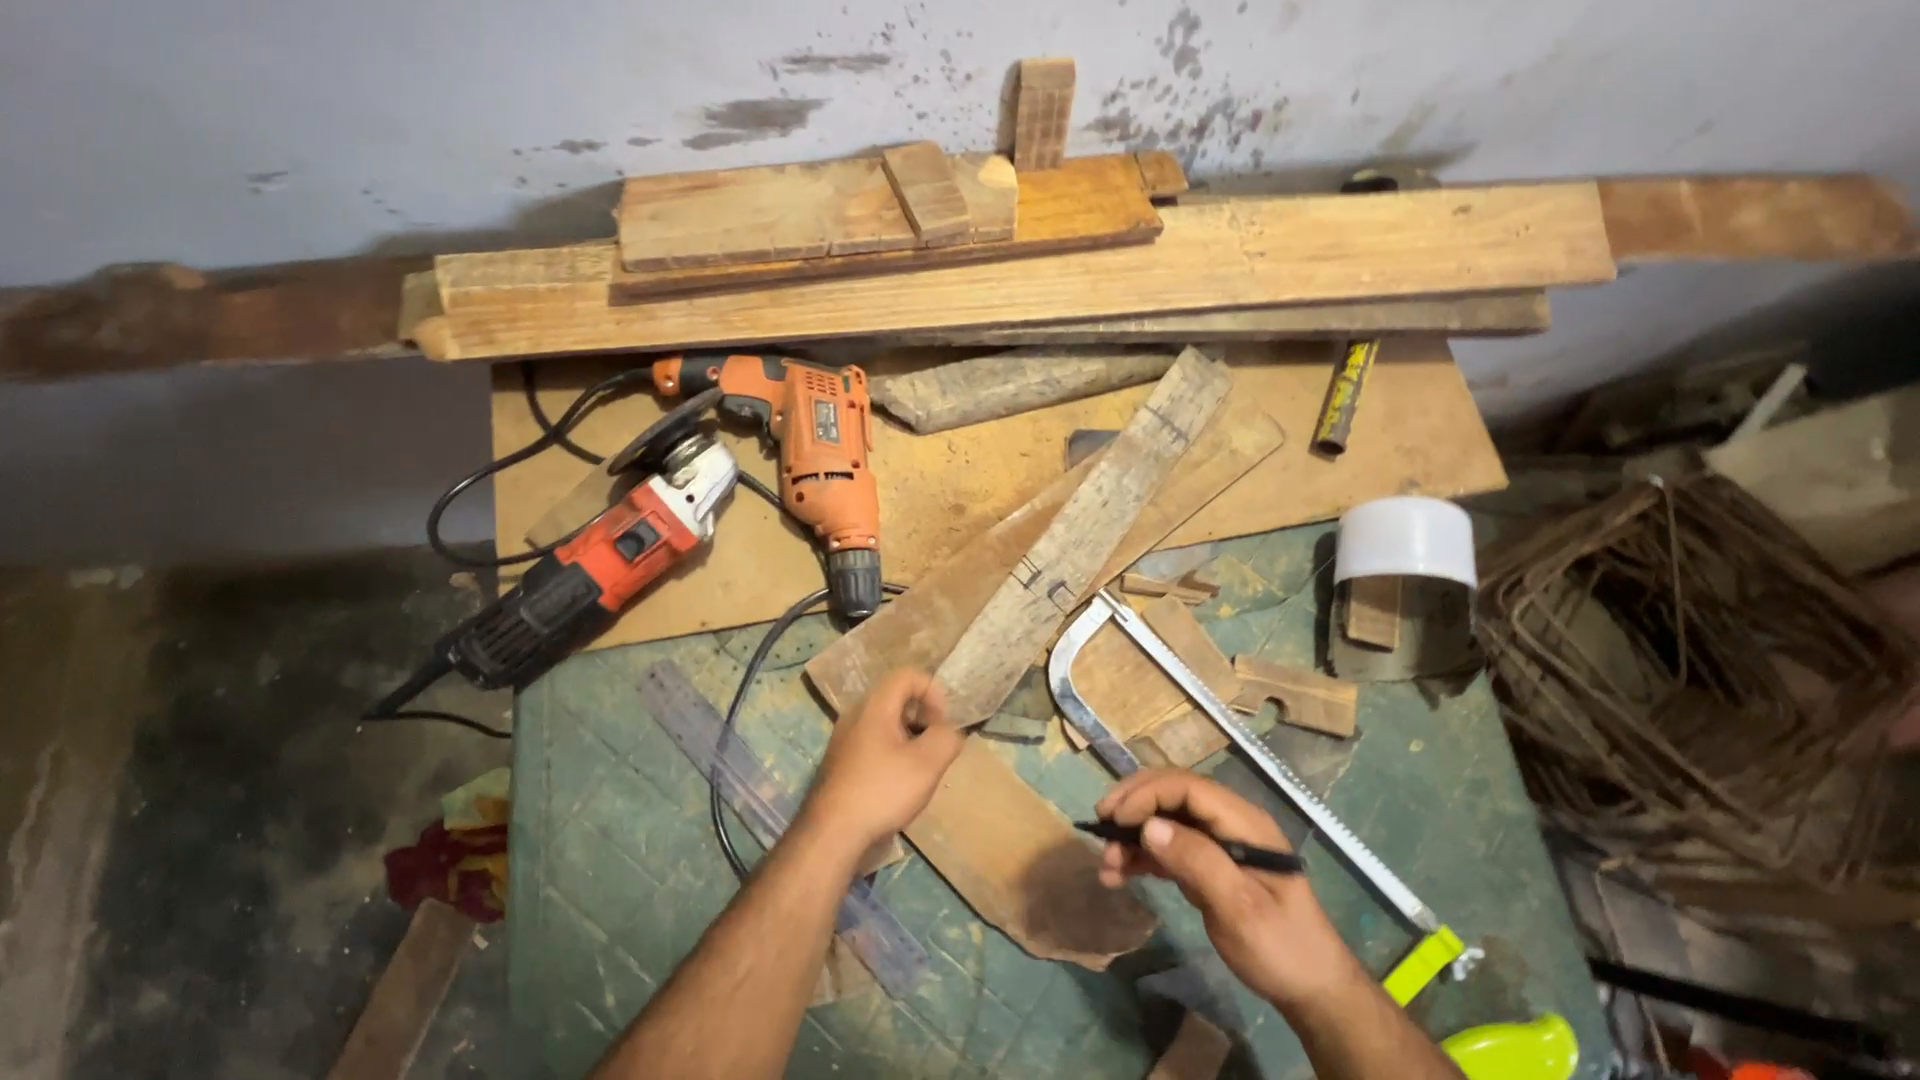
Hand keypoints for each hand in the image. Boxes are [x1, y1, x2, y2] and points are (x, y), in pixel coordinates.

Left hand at [799, 669, 964, 855]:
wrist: (832, 834)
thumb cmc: (882, 792)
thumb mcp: (927, 764)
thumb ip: (947, 738)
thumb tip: (950, 731)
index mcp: (874, 707)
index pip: (907, 675)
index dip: (933, 691)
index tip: (943, 723)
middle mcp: (855, 716)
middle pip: (897, 698)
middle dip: (924, 716)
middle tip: (936, 746)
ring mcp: (845, 740)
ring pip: (886, 723)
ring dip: (910, 737)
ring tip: (922, 768)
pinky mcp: (842, 763)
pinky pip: (874, 743)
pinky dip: (894, 753)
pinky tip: (900, 784)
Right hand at [1095, 768, 1363, 1010]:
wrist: (1311, 988)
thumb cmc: (1281, 948)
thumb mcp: (1240, 910)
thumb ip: (1197, 862)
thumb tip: (1149, 827)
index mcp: (1244, 823)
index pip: (1187, 786)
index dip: (1146, 794)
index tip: (1113, 818)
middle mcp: (1229, 824)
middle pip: (1172, 795)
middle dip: (1133, 807)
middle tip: (1100, 829)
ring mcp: (1218, 844)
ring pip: (1166, 821)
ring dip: (1132, 836)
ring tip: (1107, 865)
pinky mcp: (1208, 866)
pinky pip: (1168, 847)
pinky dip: (1141, 856)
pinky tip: (1119, 874)